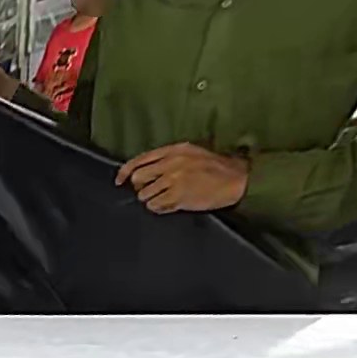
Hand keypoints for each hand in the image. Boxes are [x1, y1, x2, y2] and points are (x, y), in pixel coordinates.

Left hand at [117, 143, 249, 213]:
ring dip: (152, 199)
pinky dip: (160, 208)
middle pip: (137, 179)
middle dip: (141, 188)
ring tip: (168, 197)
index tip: (119, 181)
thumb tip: (141, 172)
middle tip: (152, 191)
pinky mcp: (177, 195)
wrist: (237, 179)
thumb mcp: (192, 154)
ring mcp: (173, 180)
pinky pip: (155, 206)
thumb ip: (167, 160)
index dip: (125, 172)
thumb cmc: (215, 168)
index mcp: (175, 150)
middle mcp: (171, 163)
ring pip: (144, 195)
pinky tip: (172, 204)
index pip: (140, 160)